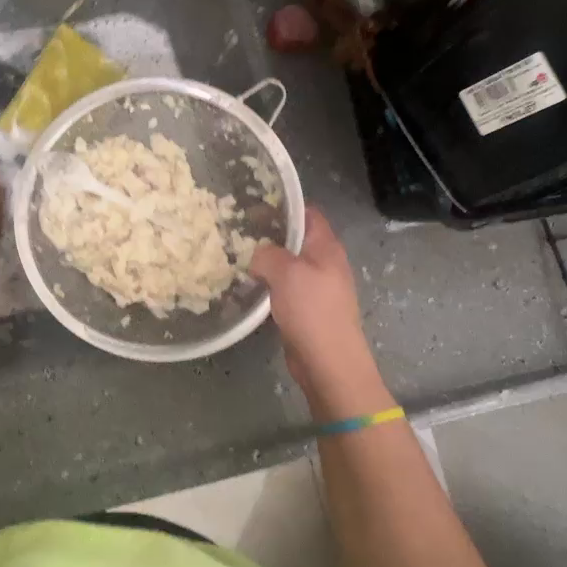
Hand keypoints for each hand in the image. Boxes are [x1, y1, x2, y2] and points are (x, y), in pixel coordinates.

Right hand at [249, 207, 391, 417]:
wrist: (328, 362)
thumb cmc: (312, 311)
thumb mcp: (286, 273)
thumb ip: (267, 254)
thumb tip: (256, 254)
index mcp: (326, 247)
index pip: (308, 213)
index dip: (283, 205)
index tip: (253, 203)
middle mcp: (326, 263)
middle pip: (297, 238)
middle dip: (270, 232)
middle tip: (238, 230)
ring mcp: (318, 287)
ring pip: (289, 264)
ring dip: (267, 260)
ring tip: (237, 255)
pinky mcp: (308, 309)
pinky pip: (286, 287)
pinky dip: (269, 283)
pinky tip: (249, 285)